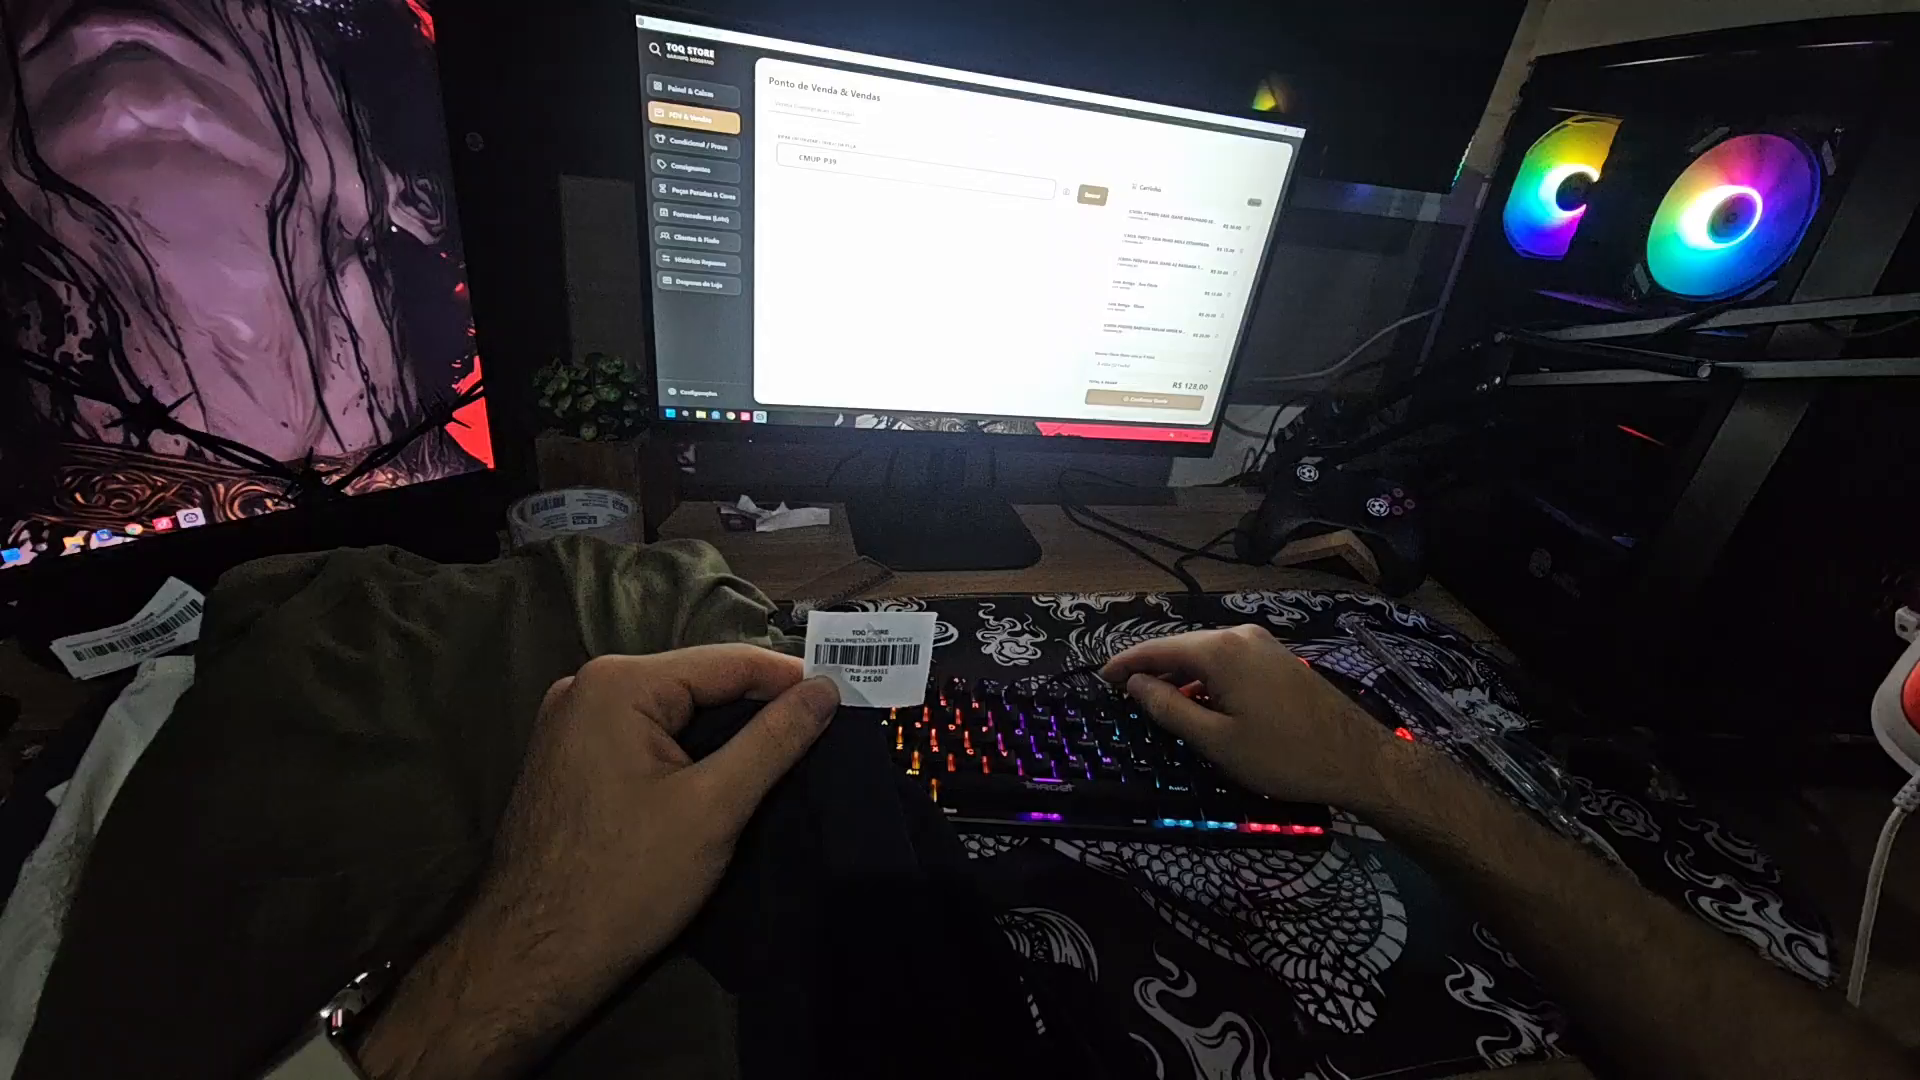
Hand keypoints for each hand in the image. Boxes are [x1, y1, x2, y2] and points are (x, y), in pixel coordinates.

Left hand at [355, 645, 839, 1079]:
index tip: (840, 694)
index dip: (788, 677)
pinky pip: (650, 731)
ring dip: (728, 725)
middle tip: (819, 722)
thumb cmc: (625, 881)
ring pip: (677, 707)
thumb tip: (826, 688)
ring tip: (787, 741)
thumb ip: (775, 738)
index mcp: (619, 683)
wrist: (527, 968)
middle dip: (759, 701)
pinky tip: (729, 762)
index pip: (726, 662)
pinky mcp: (574, 754)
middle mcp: (589, 685)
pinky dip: (693, 744)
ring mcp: (574, 720)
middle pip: (699, 680)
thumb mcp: (715, 806)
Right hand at [1100, 624, 1402, 807]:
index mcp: (1219, 651)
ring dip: (1179, 674)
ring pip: (1205, 653)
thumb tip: (1136, 685)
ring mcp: (1262, 643)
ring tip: (1156, 700)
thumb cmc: (1284, 755)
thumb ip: (1169, 708)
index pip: (1157, 649)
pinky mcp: (1277, 657)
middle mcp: (1238, 635)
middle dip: (1151, 668)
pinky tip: (1200, 700)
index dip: (1126, 663)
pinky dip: (1205, 676)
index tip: (1101, 678)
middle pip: (1181, 647)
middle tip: (1123, 692)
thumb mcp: (1217, 740)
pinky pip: (1227, 659)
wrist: (1363, 760)